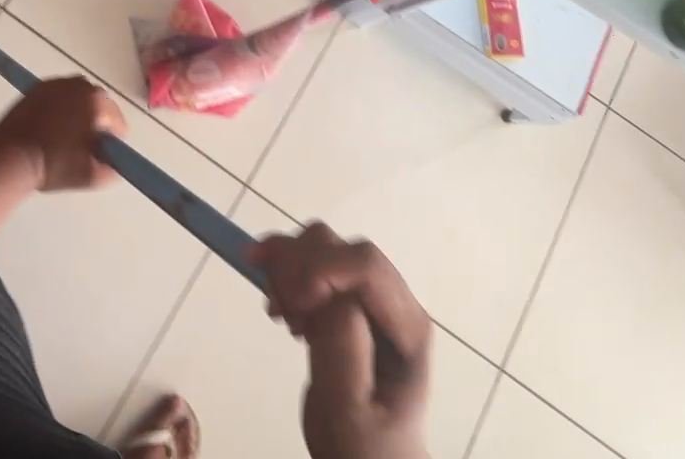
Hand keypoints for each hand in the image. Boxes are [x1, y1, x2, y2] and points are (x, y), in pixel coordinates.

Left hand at [0, 76, 126, 191]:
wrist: (10, 156)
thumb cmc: (53, 164)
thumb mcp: (90, 176)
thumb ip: (112, 170)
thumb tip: (115, 165)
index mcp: (96, 102)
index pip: (116, 120)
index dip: (115, 139)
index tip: (108, 153)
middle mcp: (79, 85)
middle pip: (98, 104)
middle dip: (97, 122)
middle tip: (90, 145)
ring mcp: (56, 84)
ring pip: (77, 97)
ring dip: (79, 112)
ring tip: (70, 135)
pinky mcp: (36, 88)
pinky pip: (58, 96)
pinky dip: (60, 107)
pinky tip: (52, 127)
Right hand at [250, 223, 431, 458]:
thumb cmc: (362, 448)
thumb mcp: (349, 415)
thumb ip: (342, 355)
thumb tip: (329, 297)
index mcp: (406, 327)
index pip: (367, 266)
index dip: (323, 269)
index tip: (294, 308)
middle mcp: (391, 302)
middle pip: (341, 248)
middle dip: (300, 267)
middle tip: (280, 314)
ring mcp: (368, 299)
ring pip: (322, 246)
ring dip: (287, 267)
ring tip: (278, 313)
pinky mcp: (343, 301)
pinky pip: (309, 263)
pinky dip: (283, 272)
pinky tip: (278, 308)